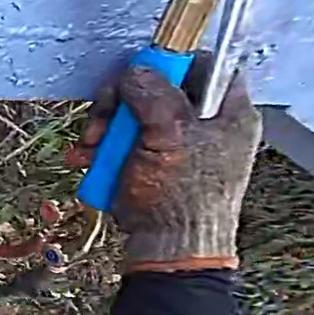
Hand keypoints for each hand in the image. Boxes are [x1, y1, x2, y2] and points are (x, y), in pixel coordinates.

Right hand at [69, 63, 260, 271]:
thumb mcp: (168, 136)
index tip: (138, 76)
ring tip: (89, 149)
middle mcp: (204, 124)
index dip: (170, 64)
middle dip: (119, 104)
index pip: (204, 64)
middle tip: (101, 123)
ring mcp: (175, 145)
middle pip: (155, 90)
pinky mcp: (150, 164)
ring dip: (103, 130)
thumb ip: (153, 95)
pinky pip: (121, 143)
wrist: (168, 250)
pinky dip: (101, 150)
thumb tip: (134, 69)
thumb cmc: (179, 196)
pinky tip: (86, 159)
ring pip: (131, 117)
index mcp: (227, 112)